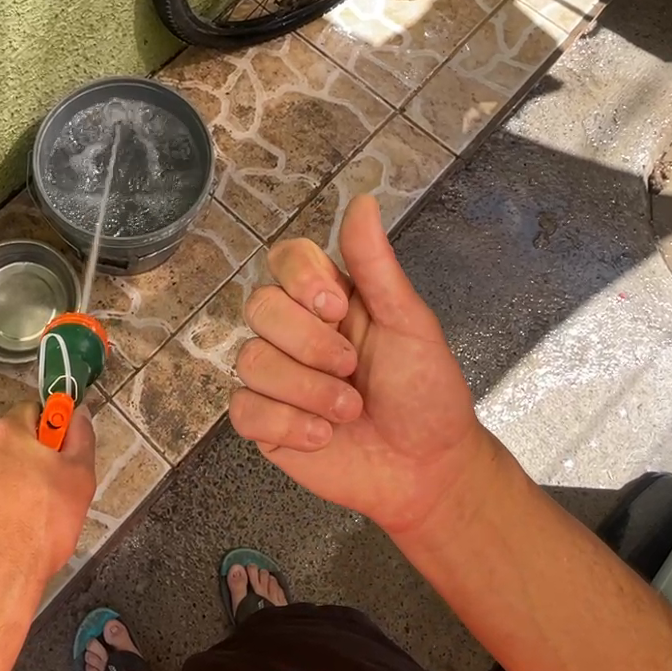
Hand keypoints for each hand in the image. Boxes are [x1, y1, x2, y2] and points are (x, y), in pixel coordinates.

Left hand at [0, 401, 97, 592]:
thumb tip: (78, 411)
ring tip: (29, 515)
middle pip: (12, 439)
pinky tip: (6, 529)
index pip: (34, 409)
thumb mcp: (79, 477)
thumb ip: (81, 436)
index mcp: (5, 431)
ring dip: (10, 479)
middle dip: (31, 457)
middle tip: (52, 489)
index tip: (63, 457)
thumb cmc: (43, 524)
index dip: (53, 430)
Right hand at [229, 194, 490, 538]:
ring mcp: (273, 376)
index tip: (337, 308)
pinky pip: (243, 409)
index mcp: (325, 299)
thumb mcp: (410, 324)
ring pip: (251, 360)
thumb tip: (363, 199)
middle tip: (352, 370)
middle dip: (309, 344)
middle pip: (259, 306)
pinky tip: (322, 438)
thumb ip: (376, 265)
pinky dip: (287, 426)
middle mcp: (291, 331)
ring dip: (307, 392)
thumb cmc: (426, 392)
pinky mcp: (261, 421)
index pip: (284, 258)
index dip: (300, 279)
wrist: (428, 471)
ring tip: (348, 413)